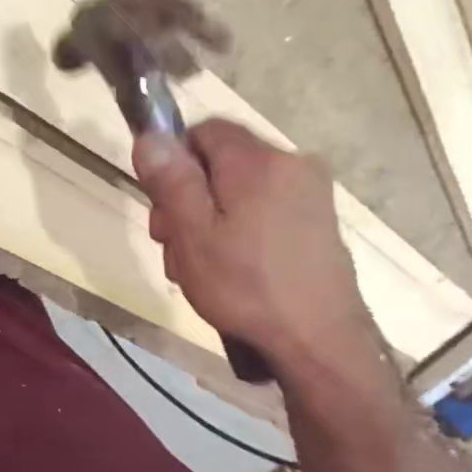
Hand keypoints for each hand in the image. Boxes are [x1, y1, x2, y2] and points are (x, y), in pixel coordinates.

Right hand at [134, 120, 377, 366]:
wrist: (320, 341)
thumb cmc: (247, 288)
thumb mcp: (194, 236)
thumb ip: (171, 181)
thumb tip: (151, 134)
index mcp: (258, 160)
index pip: (204, 131)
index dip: (175, 163)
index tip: (163, 208)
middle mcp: (292, 163)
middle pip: (222, 163)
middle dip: (191, 200)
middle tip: (175, 249)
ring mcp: (312, 193)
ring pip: (242, 191)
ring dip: (214, 221)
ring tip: (203, 270)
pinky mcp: (320, 221)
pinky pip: (268, 210)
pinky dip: (244, 232)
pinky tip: (236, 272)